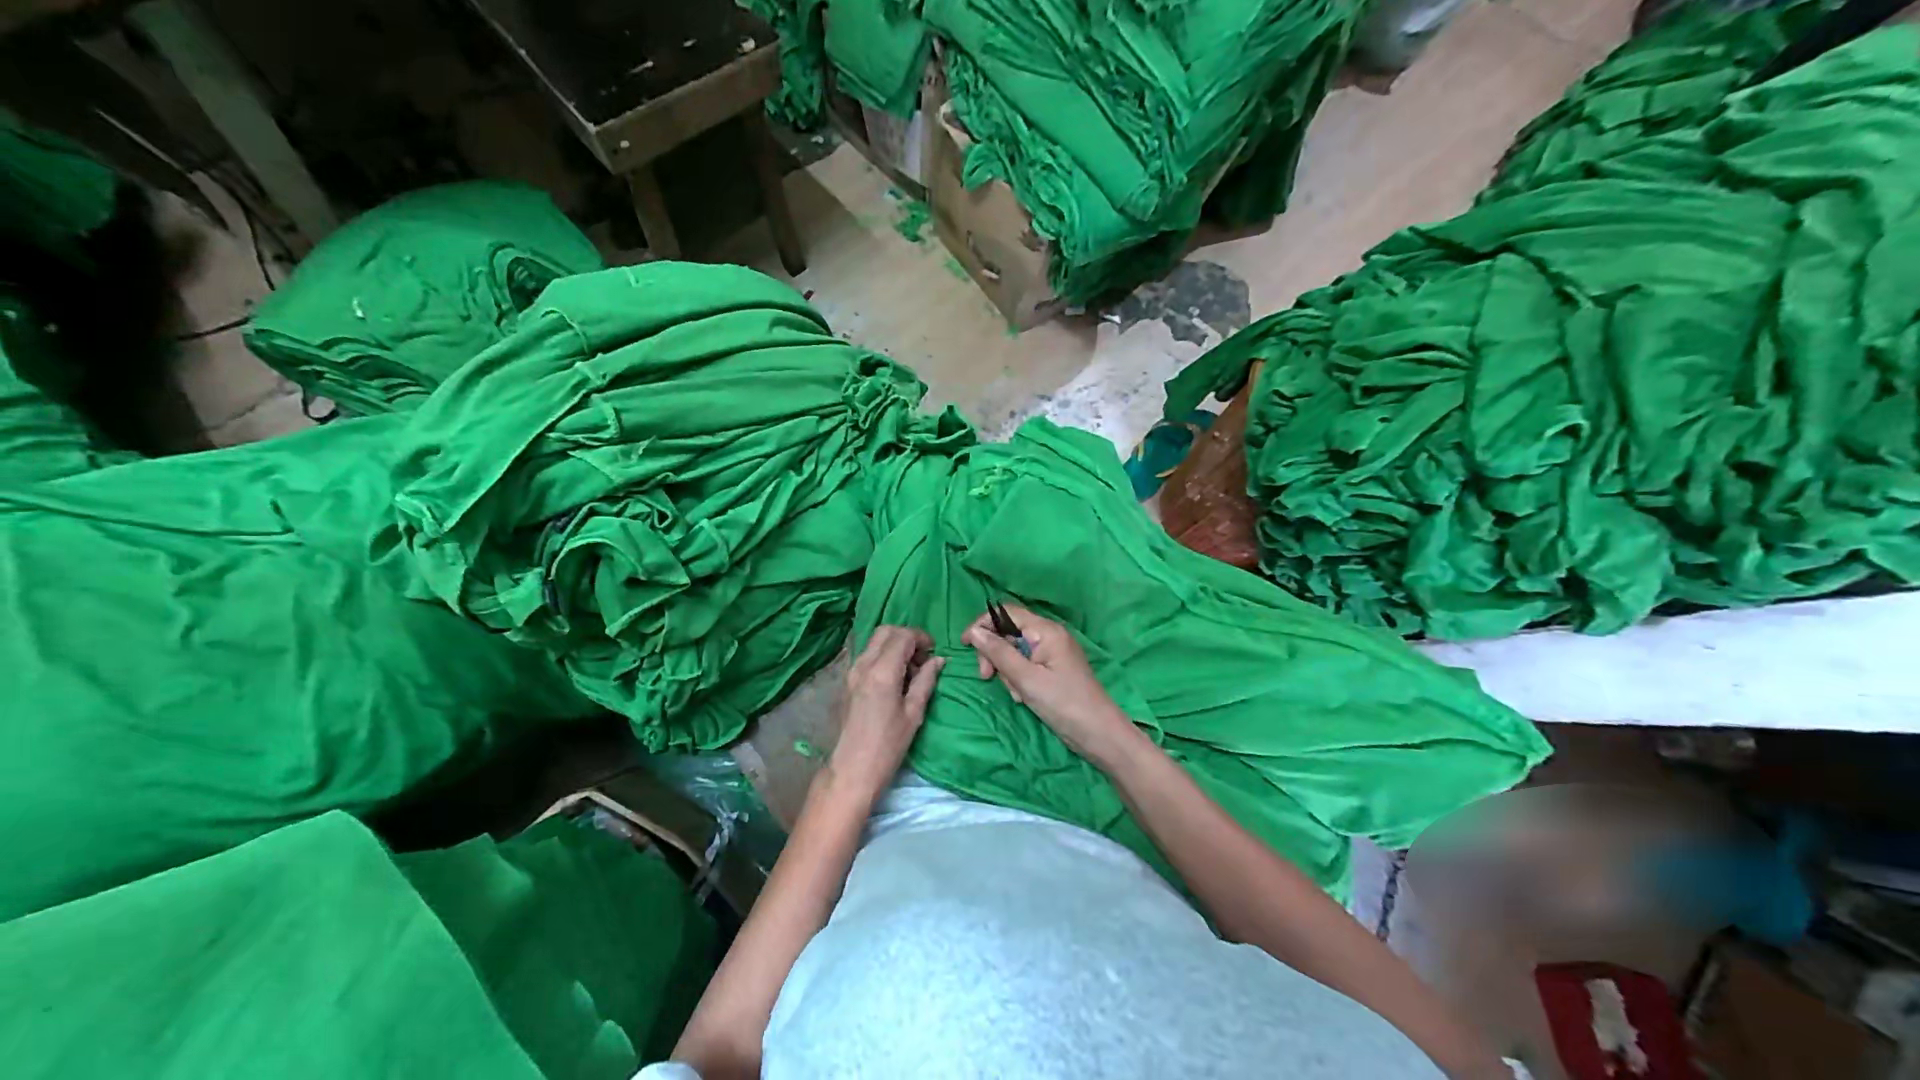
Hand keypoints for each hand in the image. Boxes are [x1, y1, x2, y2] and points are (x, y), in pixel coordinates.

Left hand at [826, 625, 944, 801]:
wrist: (852, 770)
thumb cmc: (888, 746)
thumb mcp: (914, 713)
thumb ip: (926, 681)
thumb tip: (938, 660)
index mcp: (882, 671)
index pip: (903, 636)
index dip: (921, 638)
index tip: (934, 652)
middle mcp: (863, 665)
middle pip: (886, 631)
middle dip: (907, 637)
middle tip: (923, 658)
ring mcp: (851, 672)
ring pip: (875, 642)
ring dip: (895, 646)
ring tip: (911, 671)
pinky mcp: (847, 682)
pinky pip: (867, 656)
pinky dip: (883, 656)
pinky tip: (894, 680)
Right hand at [963, 605, 1144, 768]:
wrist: (1099, 734)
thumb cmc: (1063, 704)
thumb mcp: (1026, 679)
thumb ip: (998, 653)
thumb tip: (974, 632)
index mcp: (1046, 631)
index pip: (1006, 612)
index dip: (983, 624)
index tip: (966, 645)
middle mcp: (1050, 635)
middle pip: (1009, 632)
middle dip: (994, 653)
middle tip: (986, 677)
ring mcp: (1053, 652)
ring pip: (1015, 651)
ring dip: (1007, 670)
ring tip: (1016, 694)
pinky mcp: (1054, 669)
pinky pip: (1027, 665)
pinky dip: (1019, 678)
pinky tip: (1023, 697)